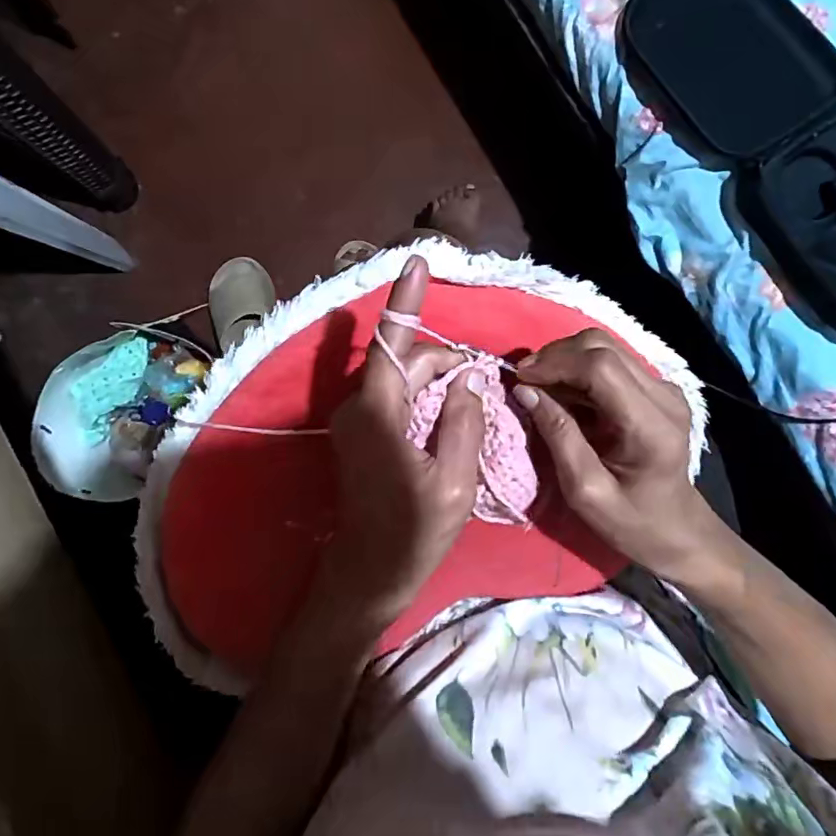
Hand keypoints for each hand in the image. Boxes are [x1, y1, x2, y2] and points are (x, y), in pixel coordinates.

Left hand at [321, 256, 485, 628]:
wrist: (368, 573)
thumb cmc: (412, 532)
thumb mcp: (454, 481)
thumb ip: (462, 422)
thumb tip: (465, 379)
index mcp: (378, 413)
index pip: (390, 343)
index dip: (405, 299)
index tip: (415, 261)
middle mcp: (359, 408)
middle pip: (405, 361)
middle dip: (443, 362)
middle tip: (479, 385)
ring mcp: (356, 421)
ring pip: (401, 379)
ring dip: (435, 382)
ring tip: (468, 403)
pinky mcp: (360, 434)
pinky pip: (396, 398)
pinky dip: (423, 397)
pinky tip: (448, 415)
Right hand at [513, 329, 734, 589]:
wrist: (678, 531)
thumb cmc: (632, 523)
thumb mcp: (585, 491)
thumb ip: (558, 436)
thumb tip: (525, 390)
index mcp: (651, 425)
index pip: (601, 367)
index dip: (556, 363)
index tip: (520, 378)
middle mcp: (664, 396)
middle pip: (602, 347)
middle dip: (556, 356)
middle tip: (525, 380)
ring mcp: (664, 388)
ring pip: (605, 346)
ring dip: (566, 358)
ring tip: (538, 384)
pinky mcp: (657, 388)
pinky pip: (611, 361)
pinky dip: (578, 367)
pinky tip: (561, 390)